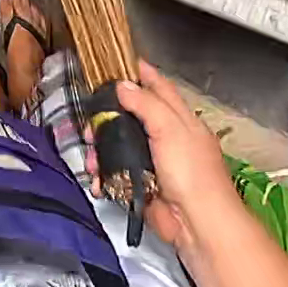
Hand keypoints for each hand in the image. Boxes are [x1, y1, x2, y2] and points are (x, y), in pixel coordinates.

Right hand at [90, 60, 246, 253]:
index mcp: (180, 120)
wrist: (196, 222)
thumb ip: (146, 104)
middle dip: (109, 119)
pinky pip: (116, 174)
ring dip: (102, 152)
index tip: (121, 64)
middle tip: (91, 123)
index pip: (160, 88)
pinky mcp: (142, 185)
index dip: (142, 75)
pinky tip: (97, 179)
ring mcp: (153, 162)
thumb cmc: (192, 173)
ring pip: (120, 147)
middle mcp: (167, 138)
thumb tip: (123, 86)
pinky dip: (104, 176)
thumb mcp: (170, 128)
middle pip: (132, 118)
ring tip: (91, 158)